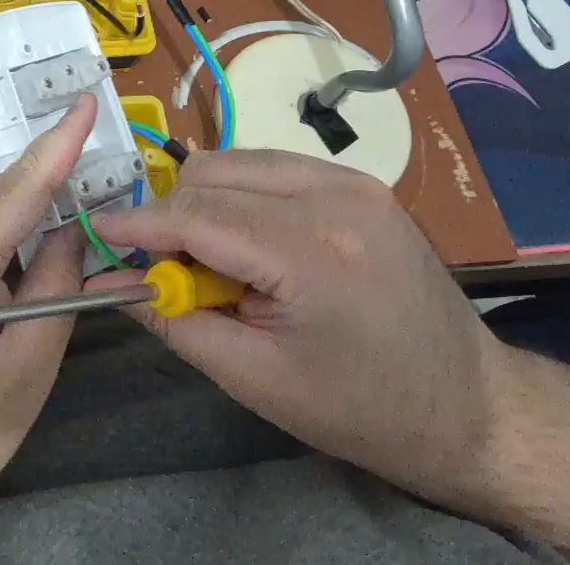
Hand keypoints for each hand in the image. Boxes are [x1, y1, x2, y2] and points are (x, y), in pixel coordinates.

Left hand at [0, 97, 92, 517]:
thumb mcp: (23, 370)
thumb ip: (55, 292)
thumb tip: (74, 232)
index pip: (20, 185)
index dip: (59, 142)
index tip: (87, 100)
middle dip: (48, 167)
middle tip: (102, 171)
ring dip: (25, 193)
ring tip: (76, 205)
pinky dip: (0, 215)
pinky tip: (30, 240)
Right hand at [86, 149, 509, 506]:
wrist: (470, 405)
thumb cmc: (359, 407)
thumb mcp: (253, 377)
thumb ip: (173, 318)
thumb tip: (109, 280)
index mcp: (311, 251)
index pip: (196, 214)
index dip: (138, 223)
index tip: (98, 233)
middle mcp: (332, 195)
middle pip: (210, 174)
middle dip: (172, 216)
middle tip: (169, 269)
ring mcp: (351, 181)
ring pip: (236, 161)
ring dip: (205, 202)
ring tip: (215, 261)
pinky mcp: (359, 181)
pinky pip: (270, 167)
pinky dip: (240, 196)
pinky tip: (251, 244)